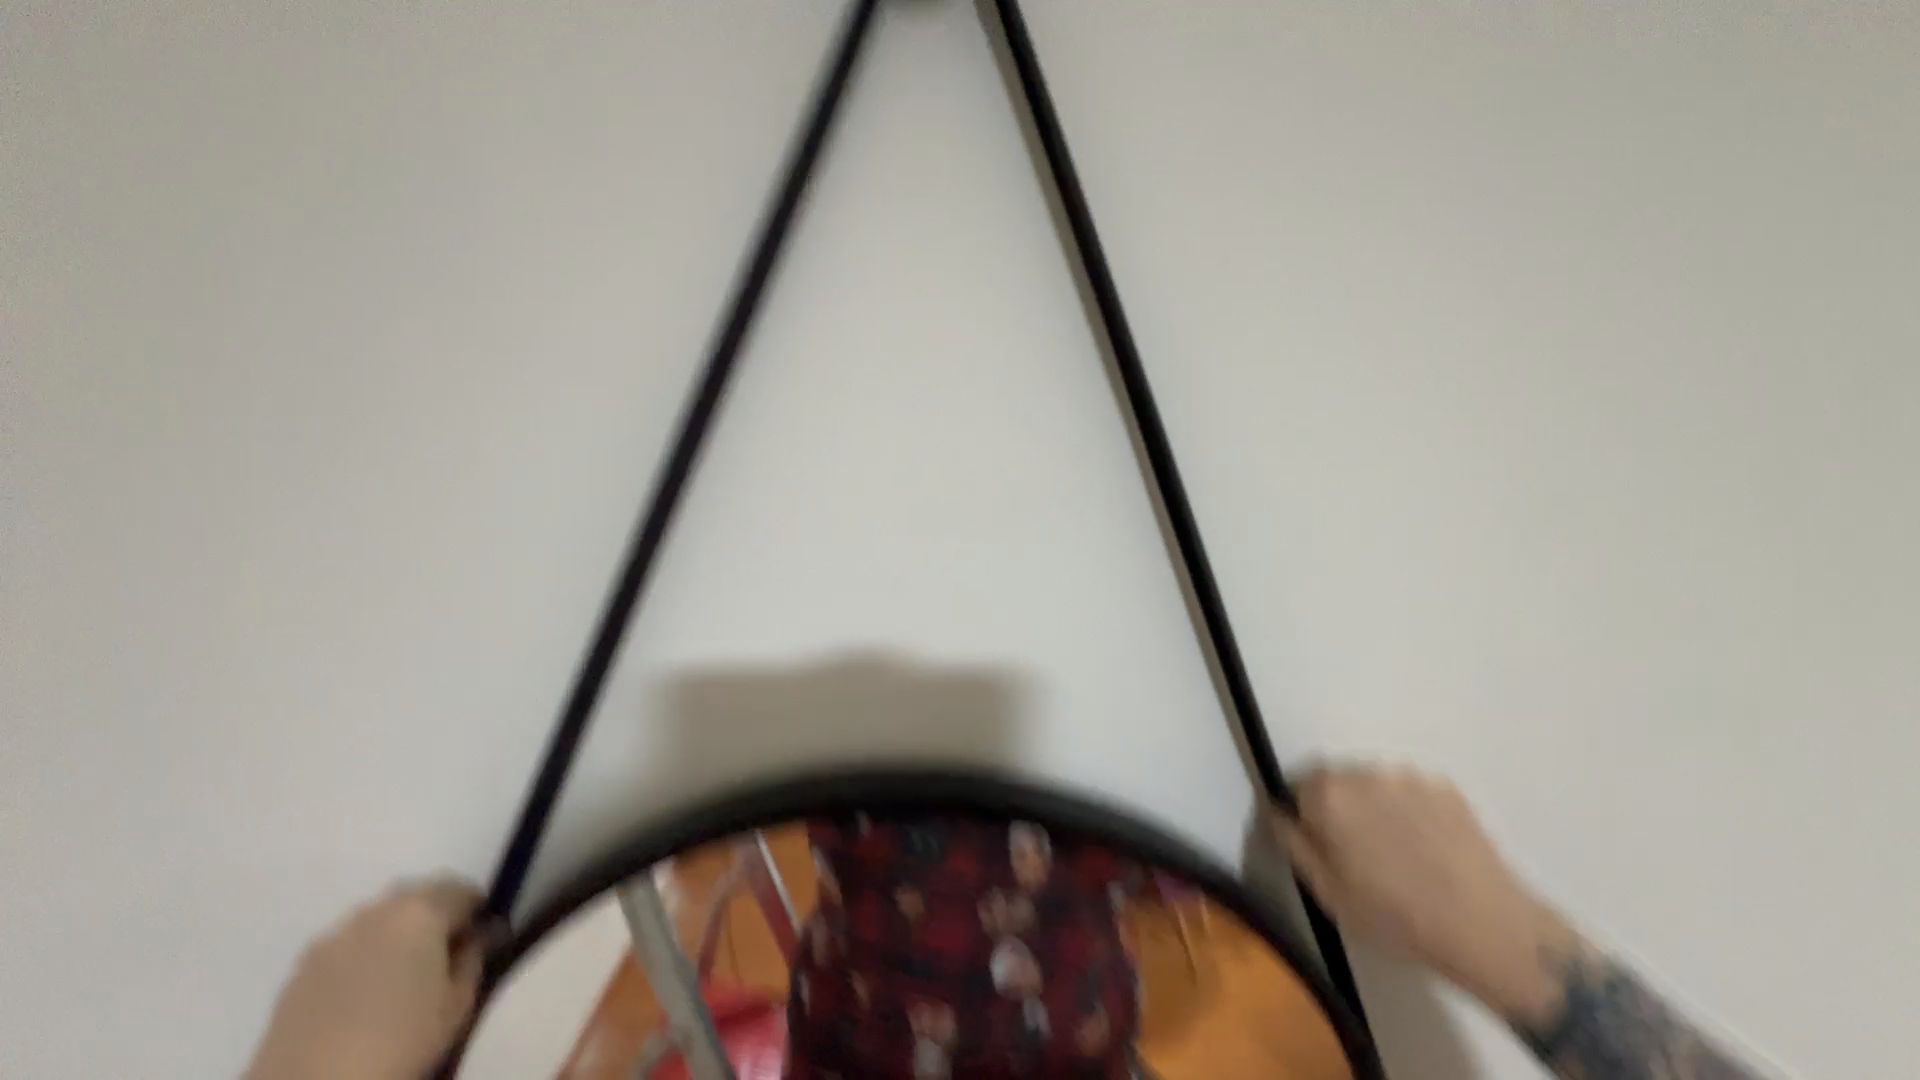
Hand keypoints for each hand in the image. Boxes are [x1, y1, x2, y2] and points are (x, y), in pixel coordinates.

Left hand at [247, 877, 486, 1079]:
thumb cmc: (401, 1041)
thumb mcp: (459, 1003)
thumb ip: (474, 957)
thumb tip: (478, 936)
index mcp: (421, 912)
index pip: (463, 889)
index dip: (479, 911)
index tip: (482, 938)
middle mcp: (377, 911)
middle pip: (418, 894)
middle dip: (437, 913)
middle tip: (445, 951)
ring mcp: (333, 936)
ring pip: (379, 916)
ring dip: (397, 930)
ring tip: (401, 971)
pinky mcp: (301, 966)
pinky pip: (347, 943)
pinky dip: (363, 952)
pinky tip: (365, 989)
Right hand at [1277, 764, 1575, 1024]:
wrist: (1489, 929)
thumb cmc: (1396, 917)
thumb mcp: (1327, 893)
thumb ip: (1293, 844)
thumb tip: (1277, 812)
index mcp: (1328, 796)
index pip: (1296, 786)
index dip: (1303, 816)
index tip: (1319, 845)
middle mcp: (1364, 772)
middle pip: (1335, 780)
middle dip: (1338, 807)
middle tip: (1357, 853)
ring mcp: (1409, 776)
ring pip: (1374, 784)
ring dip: (1374, 807)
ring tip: (1397, 852)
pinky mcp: (1446, 786)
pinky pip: (1410, 792)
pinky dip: (1409, 811)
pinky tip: (1426, 848)